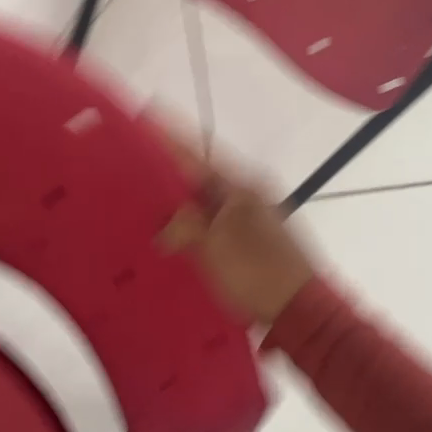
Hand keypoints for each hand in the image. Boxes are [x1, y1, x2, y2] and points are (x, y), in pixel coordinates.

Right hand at [154, 129, 316, 325]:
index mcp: (241, 187)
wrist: (302, 313)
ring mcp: (248, 221)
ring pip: (202, 204)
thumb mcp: (214, 247)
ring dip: (175, 205)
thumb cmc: (258, 275)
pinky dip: (188, 229)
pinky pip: (209, 228)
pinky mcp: (247, 245)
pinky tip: (167, 239)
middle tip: (129, 170)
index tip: (142, 118)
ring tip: (140, 205)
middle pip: (198, 177)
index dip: (167, 138)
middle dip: (165, 173)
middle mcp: (246, 197)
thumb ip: (185, 223)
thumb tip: (164, 218)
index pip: (196, 154)